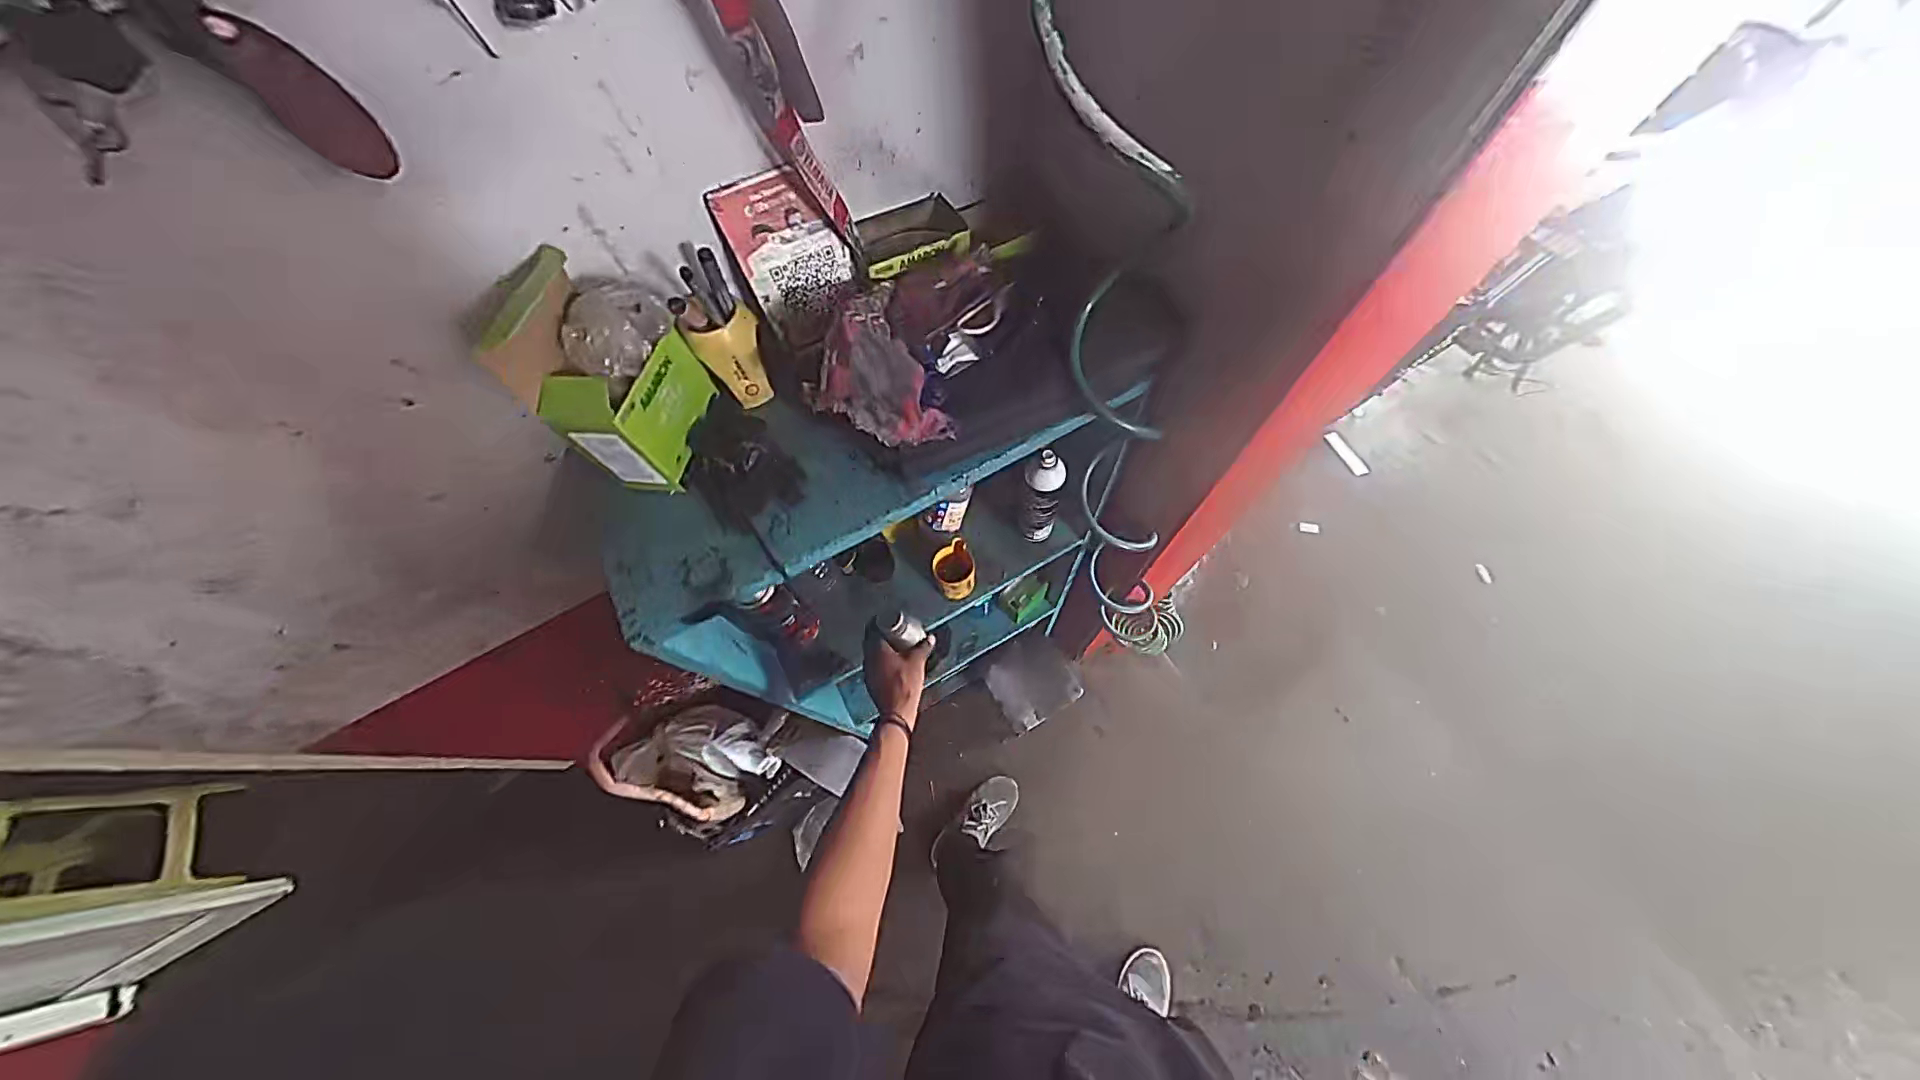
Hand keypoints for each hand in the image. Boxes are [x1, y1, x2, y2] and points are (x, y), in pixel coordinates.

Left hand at [863, 626, 932, 727]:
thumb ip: (923, 647)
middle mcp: (868, 658)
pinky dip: (879, 659)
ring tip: (891, 644)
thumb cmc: (906, 684)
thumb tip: (930, 638)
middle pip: (869, 640)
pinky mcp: (869, 681)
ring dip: (878, 646)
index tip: (884, 618)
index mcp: (876, 649)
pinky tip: (889, 661)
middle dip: (878, 633)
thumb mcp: (917, 662)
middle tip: (889, 629)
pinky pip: (872, 663)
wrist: (896, 711)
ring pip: (870, 652)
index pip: (872, 628)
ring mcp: (867, 670)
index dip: (877, 621)